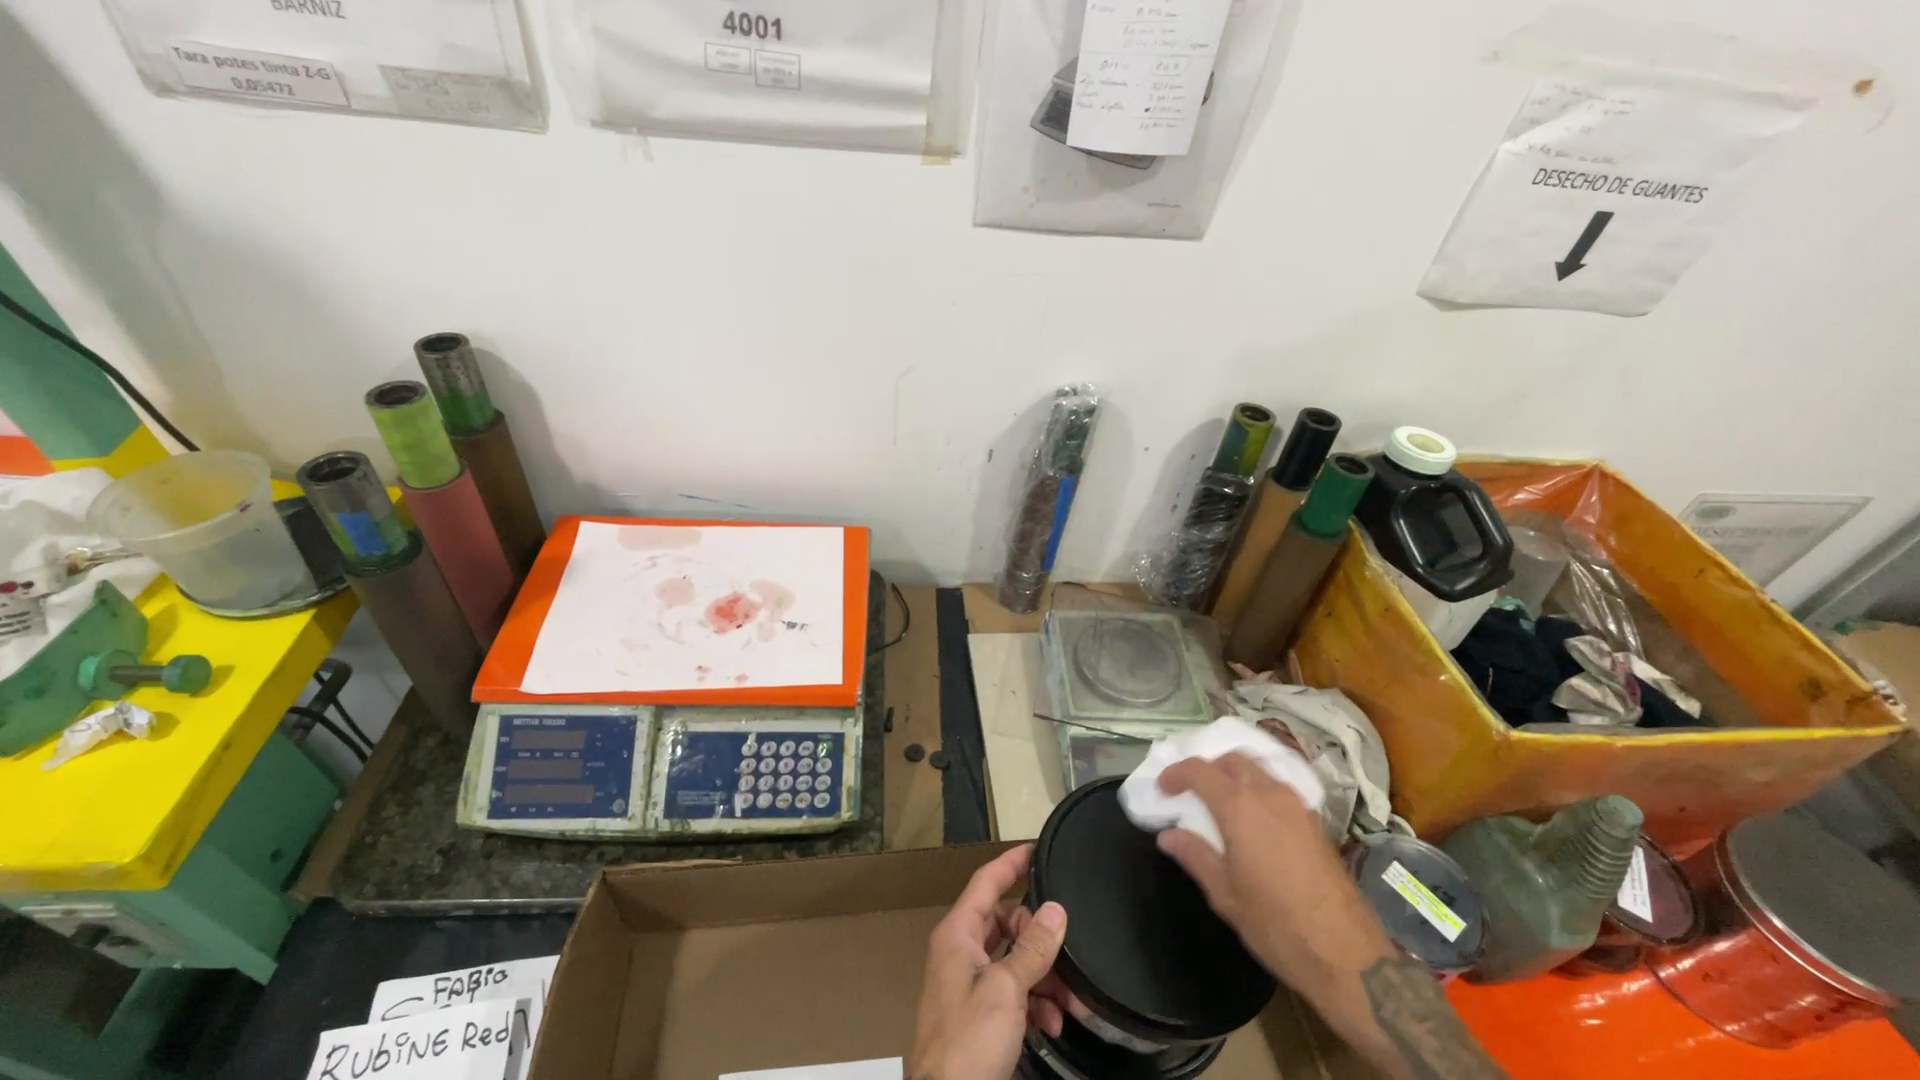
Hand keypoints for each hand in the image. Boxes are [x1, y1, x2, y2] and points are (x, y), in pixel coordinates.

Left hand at [909, 845, 1070, 1079]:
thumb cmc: (969, 1038)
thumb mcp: (1005, 989)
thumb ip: (1032, 948)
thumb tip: (1055, 908)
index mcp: (958, 935)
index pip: (985, 883)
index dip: (1010, 863)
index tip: (1036, 848)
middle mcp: (962, 952)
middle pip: (1006, 923)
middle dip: (1040, 936)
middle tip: (1069, 949)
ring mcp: (971, 984)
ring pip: (1015, 961)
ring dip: (1046, 977)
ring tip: (1073, 1002)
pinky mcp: (982, 1014)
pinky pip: (1015, 992)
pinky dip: (1037, 1003)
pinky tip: (1056, 1022)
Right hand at [1154, 753, 1394, 991]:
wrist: (1345, 952)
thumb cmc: (1275, 925)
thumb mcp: (1225, 895)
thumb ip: (1195, 856)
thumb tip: (1168, 836)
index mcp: (1241, 808)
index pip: (1201, 771)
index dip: (1176, 774)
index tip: (1162, 789)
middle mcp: (1271, 795)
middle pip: (1233, 760)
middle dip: (1208, 768)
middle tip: (1190, 792)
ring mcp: (1298, 806)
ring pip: (1260, 770)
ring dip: (1235, 775)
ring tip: (1220, 802)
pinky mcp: (1316, 822)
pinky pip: (1280, 788)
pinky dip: (1258, 790)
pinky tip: (1253, 819)